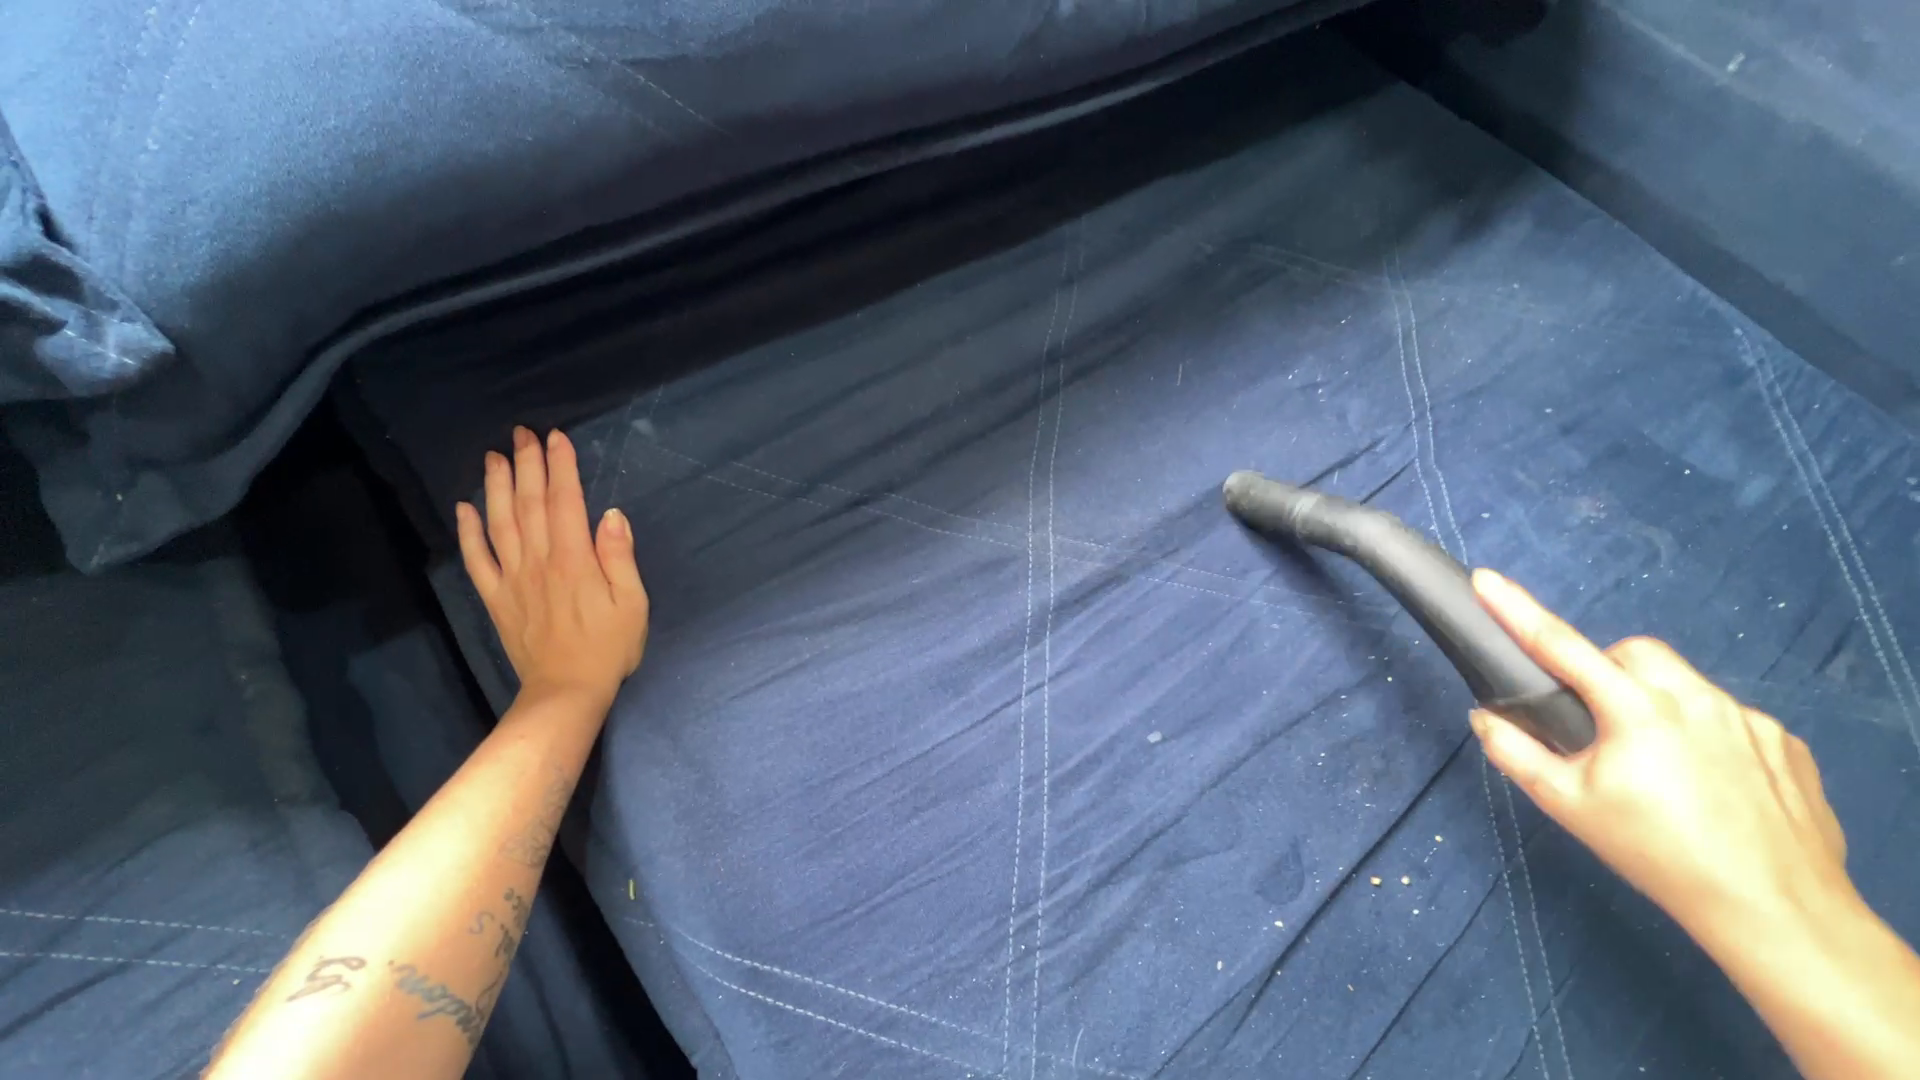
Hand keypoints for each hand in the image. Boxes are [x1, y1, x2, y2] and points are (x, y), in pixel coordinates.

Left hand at [457, 427, 649, 707]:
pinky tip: (465, 508)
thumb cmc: (609, 647)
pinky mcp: (496, 598)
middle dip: (527, 465)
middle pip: (529, 504)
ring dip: (497, 487)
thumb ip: (620, 557)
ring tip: (494, 457)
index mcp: (574, 560)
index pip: (565, 503)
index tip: (556, 438)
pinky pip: (476, 559)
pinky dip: (468, 532)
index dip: (560, 468)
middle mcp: (538, 562)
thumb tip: (611, 515)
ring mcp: (512, 579)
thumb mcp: (632, 603)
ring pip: (500, 523)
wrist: (566, 691)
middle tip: (522, 434)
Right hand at [1468, 569, 1851, 942]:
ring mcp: (1749, 720)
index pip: (1561, 645)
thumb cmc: (1655, 851)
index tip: (1486, 579)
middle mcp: (1696, 700)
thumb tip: (1485, 716)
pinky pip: (1728, 718)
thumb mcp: (1567, 804)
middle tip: (1595, 723)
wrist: (1774, 910)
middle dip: (1606, 670)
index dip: (1517, 610)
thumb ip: (1515, 753)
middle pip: (1634, 654)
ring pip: (1684, 683)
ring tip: (1654, 763)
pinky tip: (1706, 784)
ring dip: (1655, 703)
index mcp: (1636, 710)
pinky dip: (1703, 734)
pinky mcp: (1785, 743)